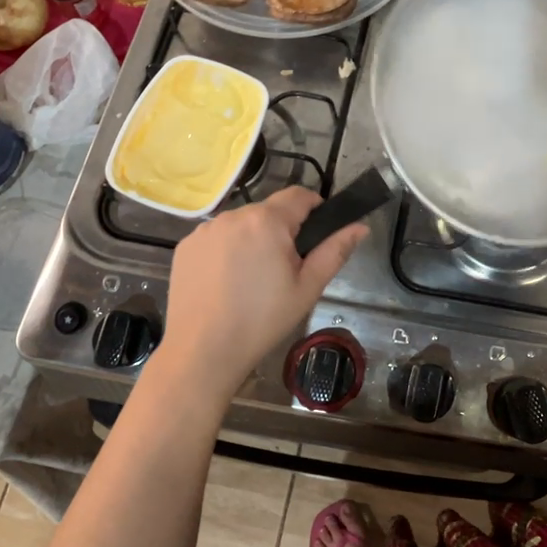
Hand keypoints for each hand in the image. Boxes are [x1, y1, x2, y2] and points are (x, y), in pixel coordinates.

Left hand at [156, 187, 366, 397]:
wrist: (202, 352)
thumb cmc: (262, 320)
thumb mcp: (308, 288)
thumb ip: (335, 251)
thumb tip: (360, 226)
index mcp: (267, 221)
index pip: (299, 195)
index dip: (314, 208)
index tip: (316, 236)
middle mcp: (233, 215)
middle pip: (268, 211)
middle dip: (281, 231)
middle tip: (285, 270)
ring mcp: (205, 230)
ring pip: (241, 225)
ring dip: (253, 240)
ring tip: (253, 280)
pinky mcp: (185, 246)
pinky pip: (216, 238)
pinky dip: (226, 251)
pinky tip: (226, 283)